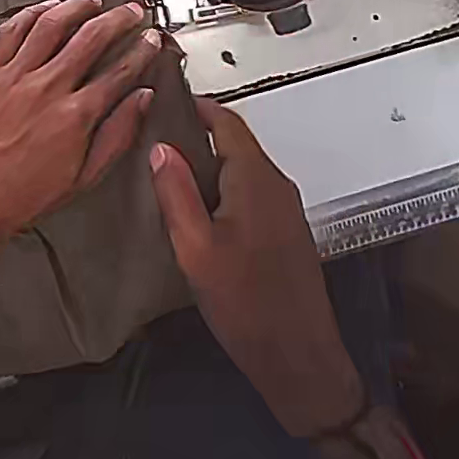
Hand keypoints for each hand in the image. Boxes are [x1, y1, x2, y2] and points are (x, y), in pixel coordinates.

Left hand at [0, 0, 163, 276]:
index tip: (150, 40)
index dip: (141, 50)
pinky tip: (45, 9)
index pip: (120, 70)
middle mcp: (47, 88)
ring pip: (51, 24)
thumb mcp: (85, 176)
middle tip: (130, 12)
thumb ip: (118, 133)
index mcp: (75, 115)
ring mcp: (16, 77)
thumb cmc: (23, 193)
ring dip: (77, 7)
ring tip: (92, 1)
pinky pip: (11, 31)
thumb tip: (141, 100)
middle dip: (118, 19)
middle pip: (91, 37)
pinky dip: (31, 13)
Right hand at [150, 98, 364, 436]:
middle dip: (199, 134)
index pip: (228, 123)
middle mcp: (276, 186)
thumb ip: (176, 192)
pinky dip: (223, 185)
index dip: (200, 106)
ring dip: (210, 162)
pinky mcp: (286, 229)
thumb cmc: (247, 304)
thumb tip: (161, 149)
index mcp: (255, 180)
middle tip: (159, 139)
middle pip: (236, 143)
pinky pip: (251, 190)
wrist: (298, 358)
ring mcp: (285, 208)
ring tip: (171, 171)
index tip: (171, 100)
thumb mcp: (195, 247)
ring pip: (242, 168)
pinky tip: (199, 208)